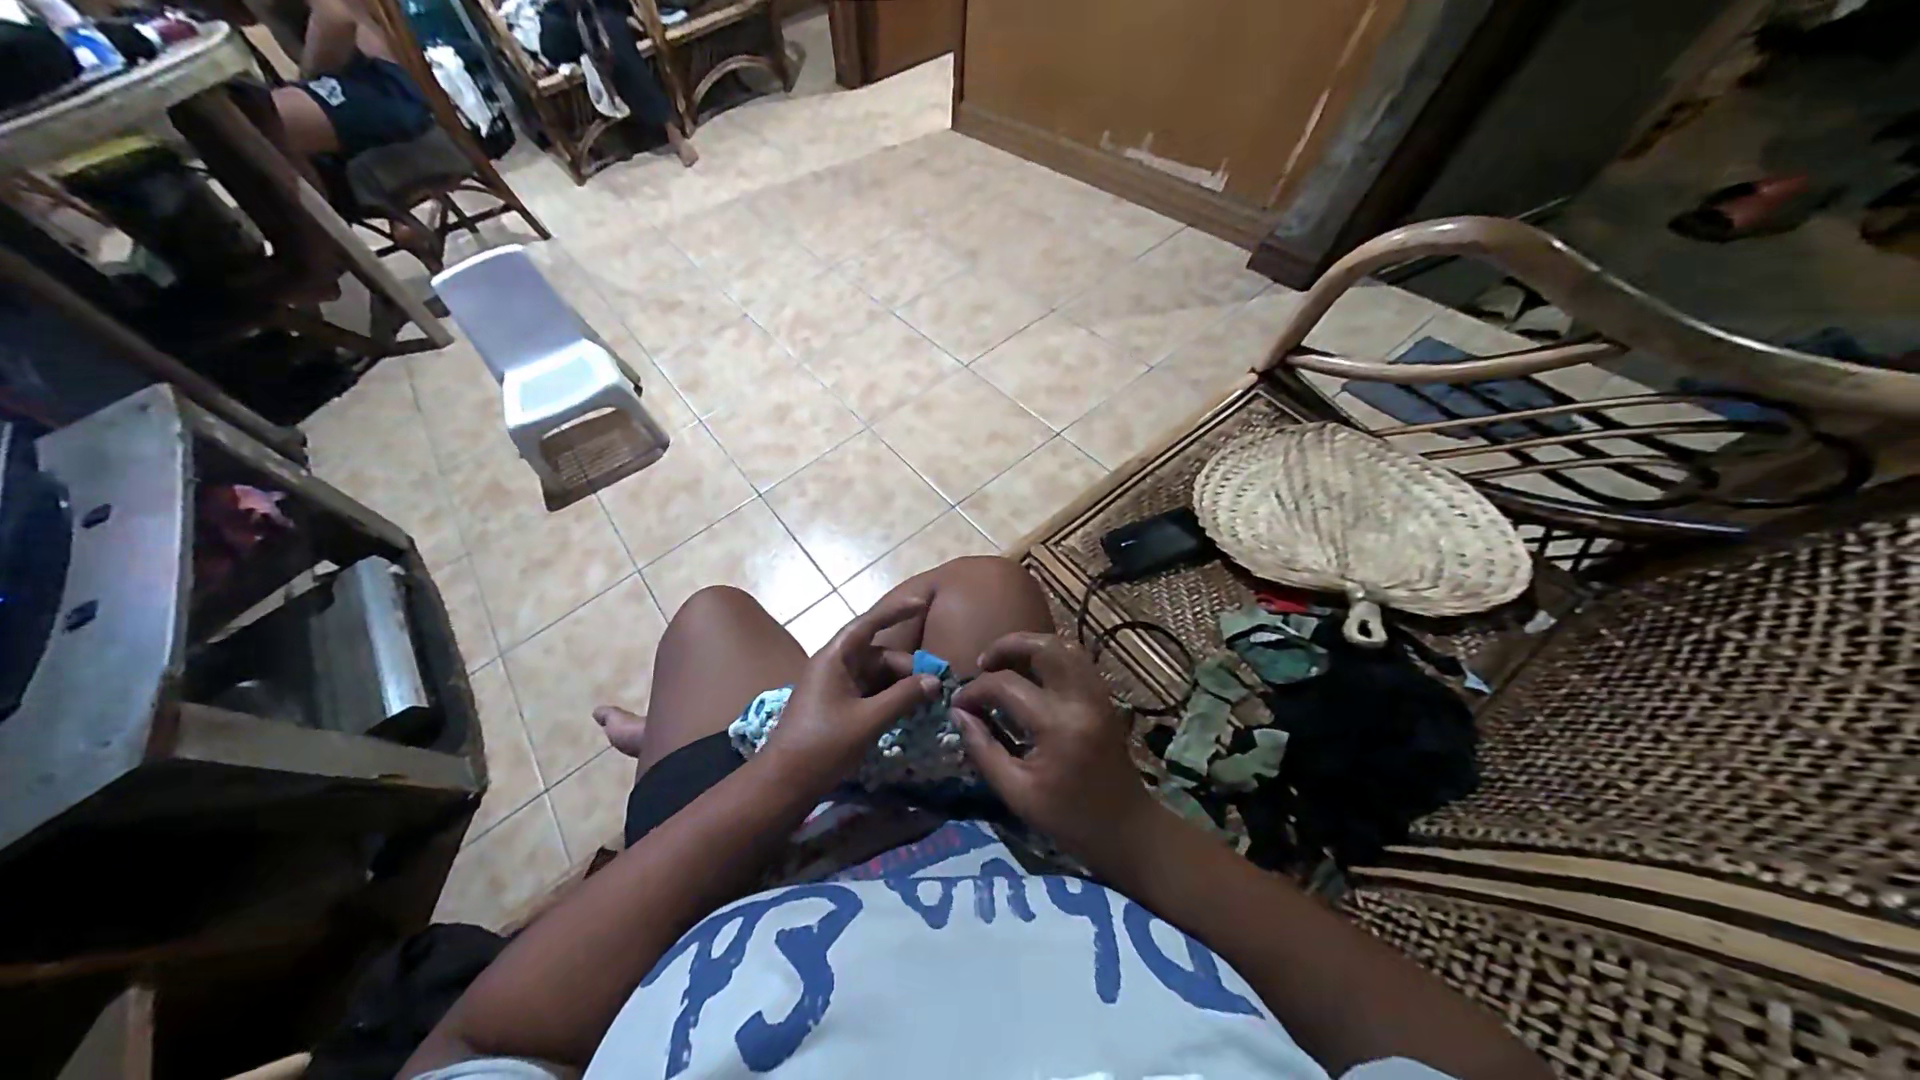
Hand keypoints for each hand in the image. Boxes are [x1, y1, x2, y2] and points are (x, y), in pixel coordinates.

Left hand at [759, 592, 942, 798]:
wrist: (784, 782)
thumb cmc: (823, 745)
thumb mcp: (868, 720)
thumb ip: (903, 697)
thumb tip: (935, 681)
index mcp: (835, 658)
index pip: (868, 624)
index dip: (895, 612)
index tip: (921, 604)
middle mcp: (834, 665)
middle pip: (878, 654)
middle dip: (907, 667)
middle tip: (935, 687)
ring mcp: (835, 686)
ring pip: (876, 675)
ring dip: (900, 684)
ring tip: (926, 701)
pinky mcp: (837, 706)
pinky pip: (869, 692)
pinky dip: (889, 698)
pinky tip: (908, 711)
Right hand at [952, 632, 1163, 869]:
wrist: (1126, 828)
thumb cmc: (1068, 817)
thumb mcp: (1015, 791)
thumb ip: (982, 748)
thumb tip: (958, 713)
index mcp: (1057, 724)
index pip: (1006, 685)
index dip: (975, 690)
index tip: (958, 704)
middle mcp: (1081, 698)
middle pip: (1044, 647)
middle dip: (1007, 646)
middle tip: (982, 663)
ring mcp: (1098, 694)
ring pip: (1065, 646)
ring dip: (1031, 646)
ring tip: (1005, 663)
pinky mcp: (1105, 698)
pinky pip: (1078, 661)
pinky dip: (1051, 657)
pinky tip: (1032, 674)